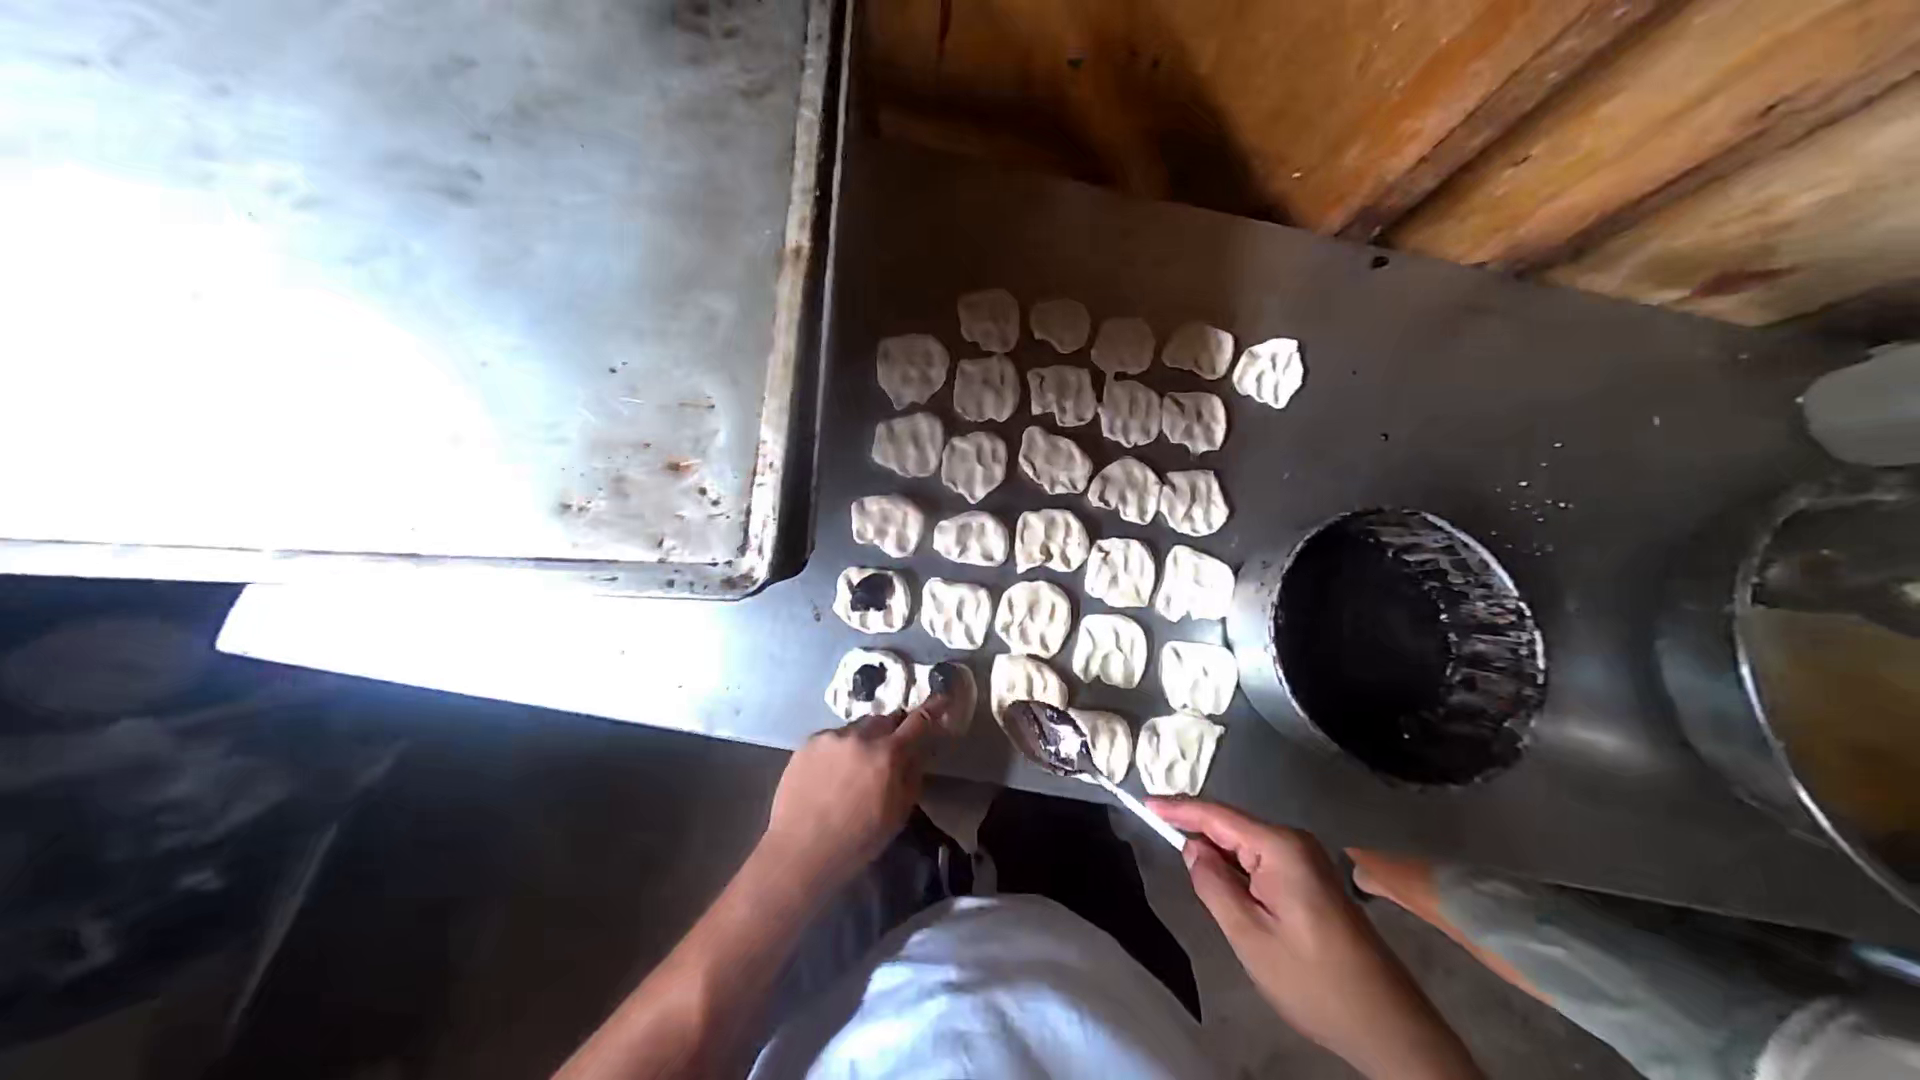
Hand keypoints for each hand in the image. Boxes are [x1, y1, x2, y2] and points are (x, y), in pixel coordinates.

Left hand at [758, 697, 945, 892]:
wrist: (800, 852)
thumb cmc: (857, 840)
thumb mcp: (898, 814)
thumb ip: (912, 776)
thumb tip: (917, 752)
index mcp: (888, 755)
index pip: (918, 722)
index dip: (933, 709)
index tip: (941, 700)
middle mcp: (860, 737)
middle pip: (884, 720)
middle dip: (889, 732)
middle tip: (886, 753)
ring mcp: (830, 737)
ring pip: (855, 729)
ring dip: (861, 741)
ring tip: (852, 768)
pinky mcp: (807, 744)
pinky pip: (831, 739)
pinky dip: (836, 750)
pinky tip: (828, 774)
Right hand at [1151, 799, 1482, 1079]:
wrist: (1388, 1027)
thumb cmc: (1313, 981)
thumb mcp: (1249, 936)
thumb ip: (1213, 884)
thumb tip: (1193, 846)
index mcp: (1281, 848)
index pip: (1218, 815)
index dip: (1178, 808)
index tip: (1145, 804)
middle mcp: (1296, 843)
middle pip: (1232, 825)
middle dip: (1197, 831)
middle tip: (1160, 837)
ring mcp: (1308, 861)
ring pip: (1246, 845)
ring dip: (1218, 853)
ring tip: (1190, 868)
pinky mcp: (1313, 880)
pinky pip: (1262, 861)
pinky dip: (1237, 868)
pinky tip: (1224, 884)